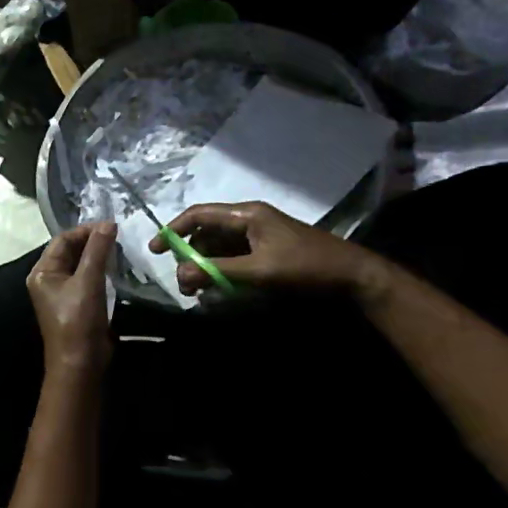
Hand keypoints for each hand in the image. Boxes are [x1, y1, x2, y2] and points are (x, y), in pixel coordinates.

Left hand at [27, 222, 115, 371]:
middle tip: (118, 235)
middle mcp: (48, 279)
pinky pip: (87, 279)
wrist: (80, 362)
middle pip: (70, 251)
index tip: (111, 226)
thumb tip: (108, 223)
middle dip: (92, 241)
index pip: (62, 240)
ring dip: (97, 255)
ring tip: (120, 248)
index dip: (85, 230)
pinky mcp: (77, 304)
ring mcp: (62, 293)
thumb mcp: (88, 281)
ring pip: (80, 265)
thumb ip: (97, 250)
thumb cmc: (78, 320)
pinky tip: (116, 267)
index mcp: (42, 272)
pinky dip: (100, 270)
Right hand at [149, 201, 389, 298]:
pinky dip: (221, 272)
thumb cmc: (305, 267)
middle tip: (185, 284)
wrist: (352, 276)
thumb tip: (180, 276)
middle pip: (205, 233)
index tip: (154, 251)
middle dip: (189, 257)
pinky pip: (232, 257)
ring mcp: (258, 236)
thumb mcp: (259, 271)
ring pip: (217, 248)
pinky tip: (218, 289)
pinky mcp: (265, 251)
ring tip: (199, 292)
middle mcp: (249, 220)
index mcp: (247, 214)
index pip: (198, 215)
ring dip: (204, 267)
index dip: (172, 231)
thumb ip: (217, 272)